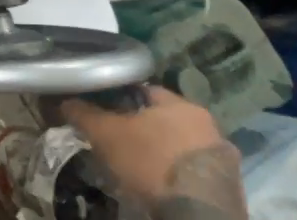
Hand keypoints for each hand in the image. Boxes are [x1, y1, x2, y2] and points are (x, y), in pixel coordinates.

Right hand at [62, 86, 245, 219]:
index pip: (143, 89)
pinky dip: (173, 169)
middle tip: (115, 135)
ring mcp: (225, 158)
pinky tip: (155, 178)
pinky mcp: (231, 186)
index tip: (100, 107)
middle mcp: (211, 127)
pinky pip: (191, 167)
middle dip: (140, 125)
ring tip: (133, 159)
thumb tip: (65, 101)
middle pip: (163, 118)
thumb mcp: (103, 133)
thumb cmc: (150, 162)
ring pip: (179, 144)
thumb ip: (82, 111)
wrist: (196, 216)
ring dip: (159, 148)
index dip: (116, 96)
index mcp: (184, 107)